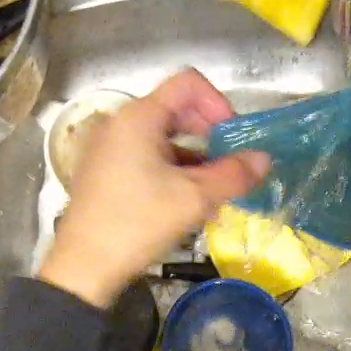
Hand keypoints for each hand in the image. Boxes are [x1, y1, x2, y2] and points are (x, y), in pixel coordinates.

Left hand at [39, 70, 269, 308]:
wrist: (86, 266)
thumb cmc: (138, 223)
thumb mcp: (193, 200)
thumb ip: (233, 176)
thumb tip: (264, 160)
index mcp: (139, 116)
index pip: (189, 85)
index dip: (219, 105)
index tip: (234, 141)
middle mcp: (121, 123)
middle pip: (177, 113)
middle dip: (211, 140)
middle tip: (230, 171)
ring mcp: (110, 149)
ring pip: (165, 143)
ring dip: (195, 164)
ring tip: (213, 199)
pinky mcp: (106, 174)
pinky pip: (148, 162)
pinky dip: (174, 176)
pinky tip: (188, 208)